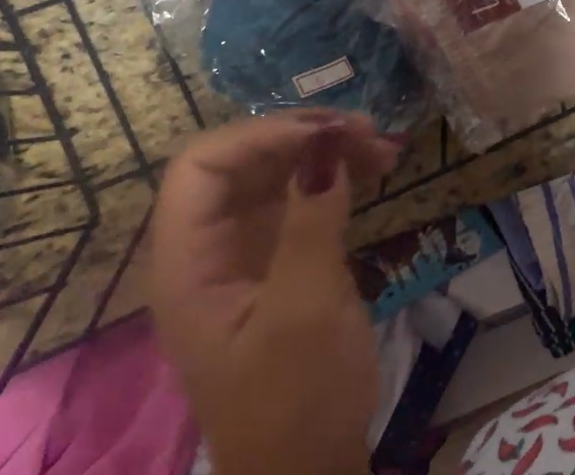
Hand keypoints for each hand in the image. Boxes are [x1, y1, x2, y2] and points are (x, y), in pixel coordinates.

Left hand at [148, 113, 401, 474]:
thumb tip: (328, 146)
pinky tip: (376, 173)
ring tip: (387, 149)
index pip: (202, 169)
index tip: (338, 131)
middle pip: (241, 165)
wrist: (307, 460)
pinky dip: (338, 180)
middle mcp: (209, 252)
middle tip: (376, 135)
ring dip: (327, 154)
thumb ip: (312, 224)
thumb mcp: (306, 308)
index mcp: (188, 265)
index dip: (264, 136)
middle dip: (304, 138)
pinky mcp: (284, 266)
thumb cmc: (297, 392)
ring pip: (276, 179)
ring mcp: (247, 258)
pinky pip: (302, 203)